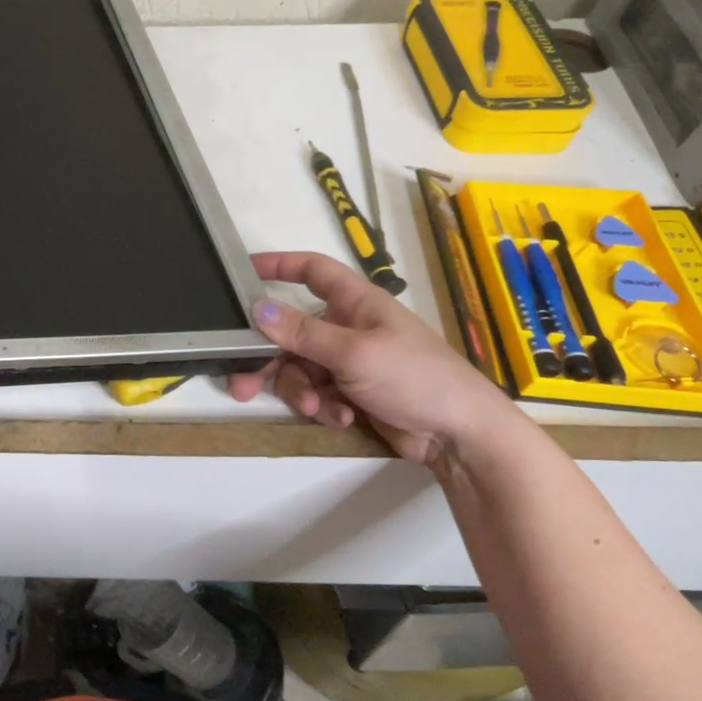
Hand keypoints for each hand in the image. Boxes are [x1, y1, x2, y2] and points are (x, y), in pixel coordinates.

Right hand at [229, 251, 520, 466]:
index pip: (312, 271)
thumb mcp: (354, 353)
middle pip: (291, 333)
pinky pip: (317, 393)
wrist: (459, 434)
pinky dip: (322, 407)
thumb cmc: (415, 378)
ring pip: (299, 368)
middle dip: (269, 361)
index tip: (242, 272)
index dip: (278, 265)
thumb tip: (257, 307)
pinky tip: (341, 418)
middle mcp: (349, 327)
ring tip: (315, 409)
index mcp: (355, 303)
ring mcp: (350, 362)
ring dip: (300, 391)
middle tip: (242, 383)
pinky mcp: (352, 392)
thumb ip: (302, 332)